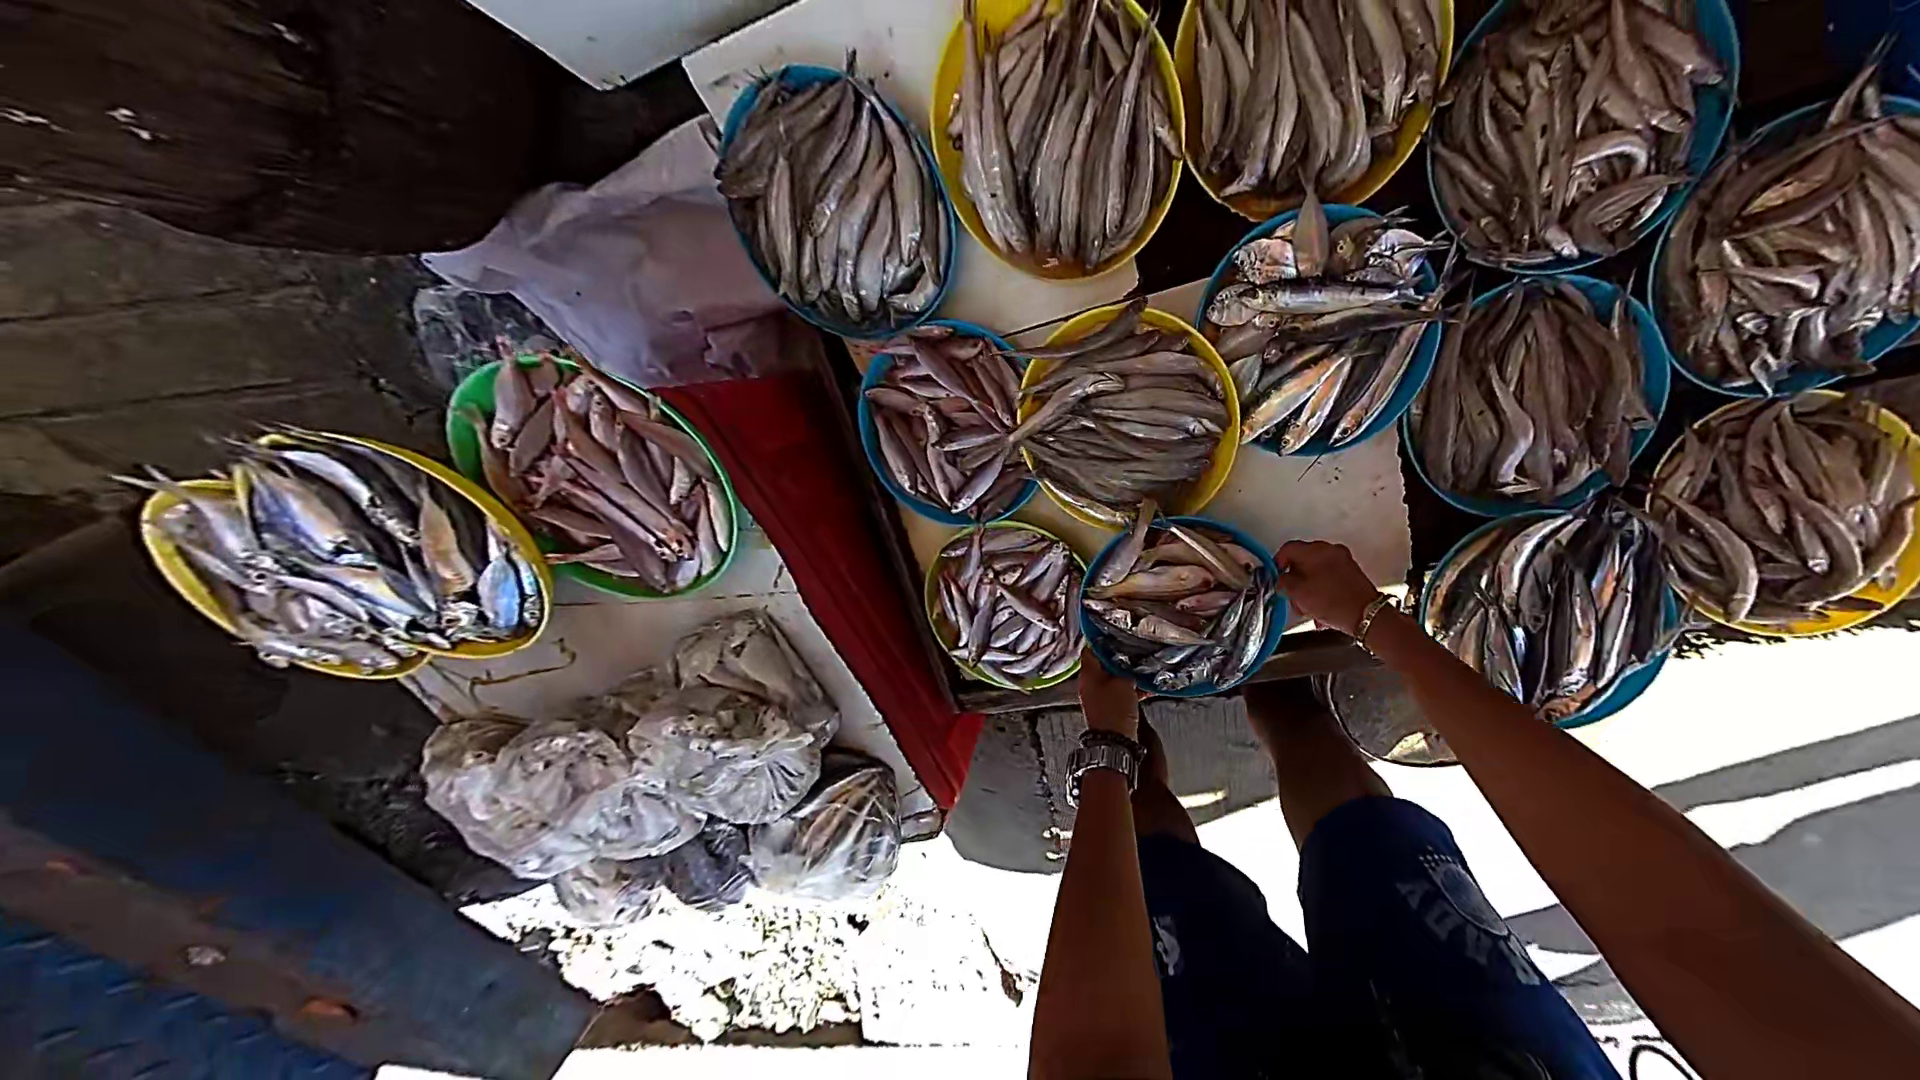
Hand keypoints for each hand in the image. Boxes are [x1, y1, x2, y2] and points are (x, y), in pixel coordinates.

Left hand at [1076, 648, 1139, 737]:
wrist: (1115, 742)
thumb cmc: (1115, 712)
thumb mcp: (1123, 683)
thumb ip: (1125, 669)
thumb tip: (1128, 661)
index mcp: (1088, 674)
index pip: (1090, 650)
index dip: (1102, 641)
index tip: (1114, 635)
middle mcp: (1089, 684)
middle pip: (1102, 663)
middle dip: (1118, 658)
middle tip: (1132, 651)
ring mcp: (1098, 696)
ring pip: (1112, 678)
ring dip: (1126, 674)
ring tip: (1142, 669)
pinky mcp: (1108, 706)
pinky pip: (1119, 692)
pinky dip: (1130, 688)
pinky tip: (1145, 687)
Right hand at [1272, 540, 1379, 635]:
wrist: (1367, 616)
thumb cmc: (1332, 601)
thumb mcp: (1297, 593)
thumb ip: (1282, 582)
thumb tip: (1280, 579)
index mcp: (1315, 550)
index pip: (1287, 549)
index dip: (1277, 563)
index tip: (1275, 577)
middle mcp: (1331, 550)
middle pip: (1302, 560)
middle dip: (1294, 579)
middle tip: (1290, 595)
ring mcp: (1344, 561)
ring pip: (1315, 570)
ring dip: (1307, 586)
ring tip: (1307, 606)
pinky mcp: (1352, 573)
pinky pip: (1328, 577)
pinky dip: (1321, 588)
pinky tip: (1320, 606)